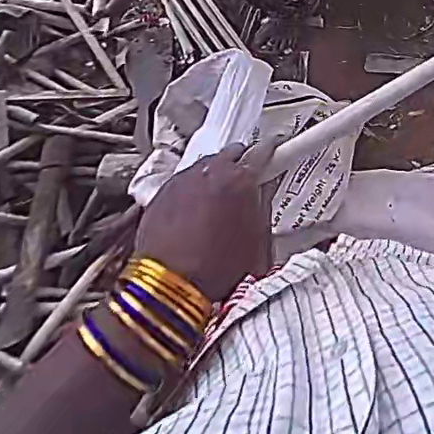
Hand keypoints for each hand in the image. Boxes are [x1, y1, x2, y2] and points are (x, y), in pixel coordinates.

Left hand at [133, 143, 267, 300]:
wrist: (171, 280)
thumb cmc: (215, 266)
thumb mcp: (256, 242)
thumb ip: (262, 209)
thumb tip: (261, 198)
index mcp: (242, 178)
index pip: (262, 153)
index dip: (268, 154)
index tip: (269, 157)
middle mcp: (212, 169)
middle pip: (231, 155)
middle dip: (237, 166)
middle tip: (241, 185)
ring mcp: (185, 177)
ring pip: (205, 167)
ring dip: (212, 178)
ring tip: (215, 204)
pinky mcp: (164, 189)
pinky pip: (183, 182)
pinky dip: (190, 191)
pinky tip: (191, 213)